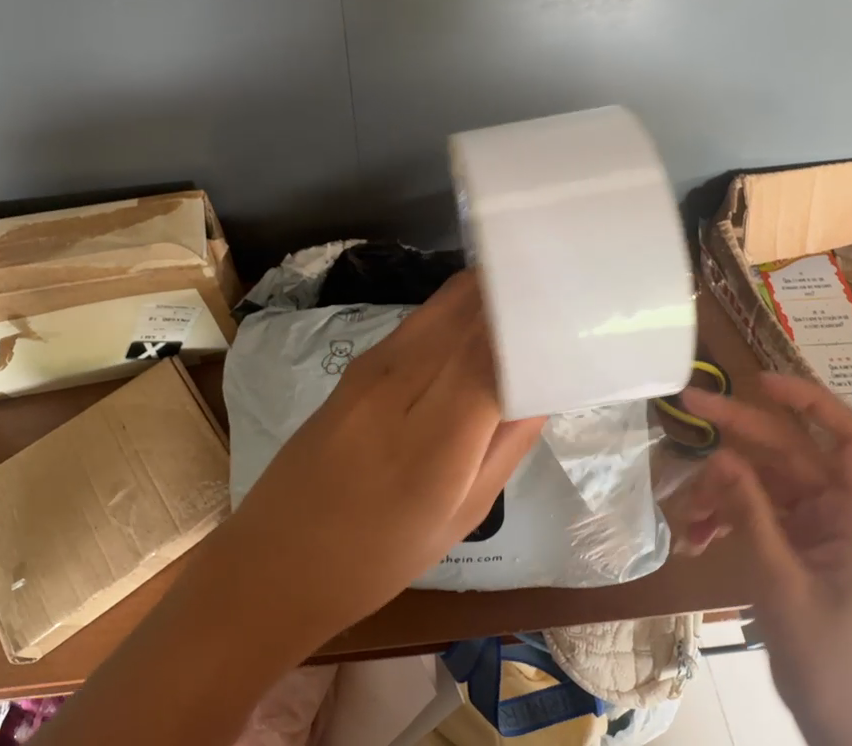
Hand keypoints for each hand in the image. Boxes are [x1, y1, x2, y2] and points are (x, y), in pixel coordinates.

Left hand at [56, 271, 544, 745]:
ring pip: (441, 305)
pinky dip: (454, 312)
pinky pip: (417, 323)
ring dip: (486, 295)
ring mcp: (369, 368)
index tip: (576, 307)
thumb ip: (507, 443)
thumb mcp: (461, 517)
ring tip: (531, 299)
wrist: (276, 561)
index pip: (496, 347)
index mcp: (434, 435)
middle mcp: (399, 383)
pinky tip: (478, 323)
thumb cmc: (376, 559)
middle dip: (516, 294)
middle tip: (563, 289)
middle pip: (469, 310)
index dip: (537, 320)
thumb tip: (543, 385)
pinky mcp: (354, 367)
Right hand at [678, 373, 851, 745]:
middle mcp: (843, 512)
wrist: (841, 721)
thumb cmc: (826, 656)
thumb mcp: (781, 581)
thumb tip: (722, 456)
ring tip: (688, 510)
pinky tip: (697, 536)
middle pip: (793, 452)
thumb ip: (752, 514)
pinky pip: (759, 512)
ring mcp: (819, 530)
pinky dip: (727, 516)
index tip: (760, 383)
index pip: (851, 438)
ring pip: (767, 482)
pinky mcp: (798, 547)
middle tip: (689, 408)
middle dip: (741, 431)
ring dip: (724, 488)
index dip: (812, 401)